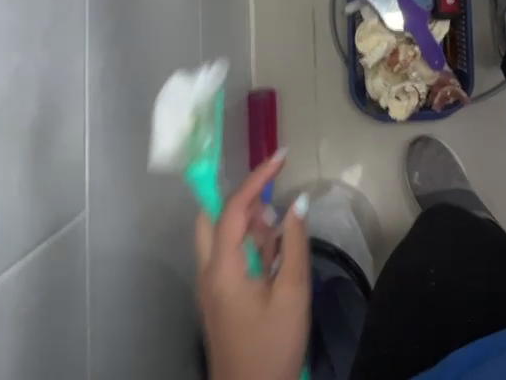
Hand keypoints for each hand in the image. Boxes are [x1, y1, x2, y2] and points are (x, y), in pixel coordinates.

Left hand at [196, 152, 309, 379]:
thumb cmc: (273, 347)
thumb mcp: (293, 293)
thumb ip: (294, 243)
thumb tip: (297, 203)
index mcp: (222, 269)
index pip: (233, 209)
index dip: (257, 179)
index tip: (281, 157)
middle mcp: (207, 273)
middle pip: (212, 219)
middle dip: (242, 202)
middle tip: (273, 202)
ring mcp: (209, 287)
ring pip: (219, 237)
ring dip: (247, 226)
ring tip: (280, 239)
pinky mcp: (217, 299)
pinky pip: (226, 257)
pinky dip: (247, 246)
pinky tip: (275, 259)